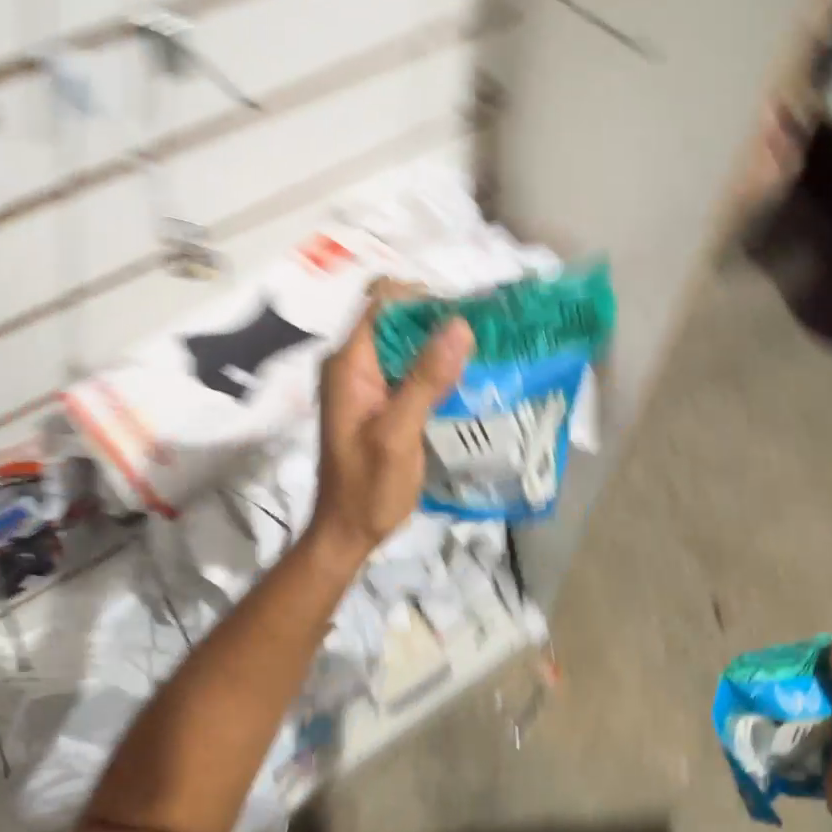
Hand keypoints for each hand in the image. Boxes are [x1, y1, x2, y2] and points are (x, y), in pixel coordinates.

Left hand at [307, 292, 471, 561]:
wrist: (347, 531)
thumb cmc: (369, 487)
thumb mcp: (399, 433)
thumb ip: (426, 379)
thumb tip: (459, 324)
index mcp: (349, 363)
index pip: (383, 302)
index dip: (424, 299)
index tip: (465, 314)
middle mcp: (352, 364)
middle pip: (396, 318)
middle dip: (438, 319)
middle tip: (483, 332)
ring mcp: (364, 382)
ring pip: (405, 343)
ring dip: (440, 343)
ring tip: (483, 349)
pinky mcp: (378, 399)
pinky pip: (408, 368)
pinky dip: (434, 367)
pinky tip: (465, 376)